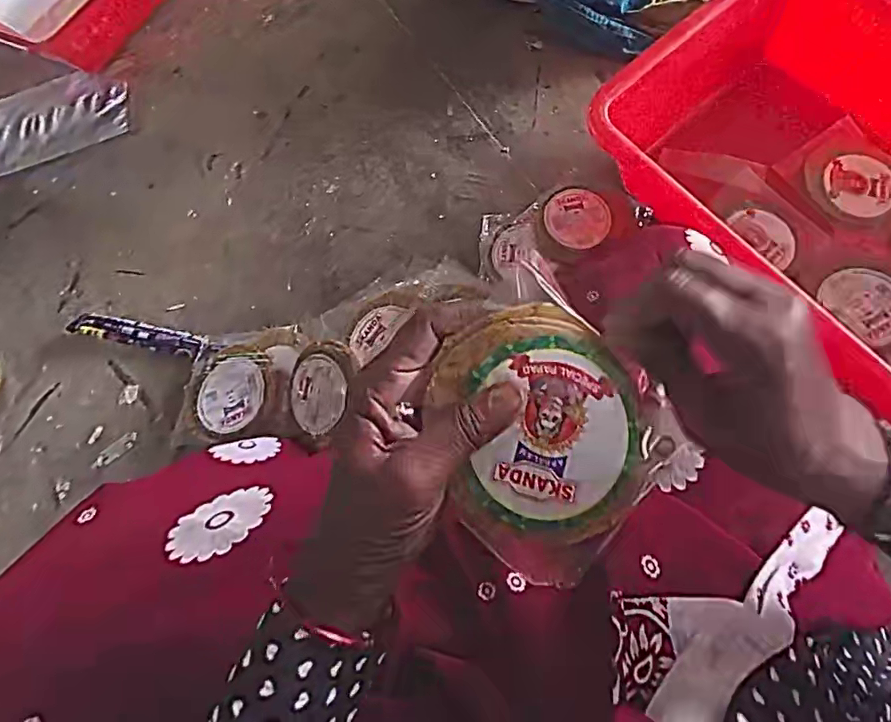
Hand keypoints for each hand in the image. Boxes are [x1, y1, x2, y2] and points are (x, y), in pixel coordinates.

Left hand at [287, 308, 522, 632]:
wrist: (355, 575)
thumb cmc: (371, 524)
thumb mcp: (416, 475)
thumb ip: (462, 429)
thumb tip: (516, 387)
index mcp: (378, 386)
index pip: (424, 328)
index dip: (465, 315)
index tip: (509, 320)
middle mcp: (396, 388)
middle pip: (445, 344)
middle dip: (486, 339)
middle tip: (532, 342)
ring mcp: (414, 410)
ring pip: (457, 372)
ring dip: (492, 368)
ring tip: (535, 366)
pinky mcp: (431, 432)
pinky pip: (464, 402)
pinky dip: (490, 398)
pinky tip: (521, 403)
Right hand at [607, 251, 889, 525]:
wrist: (839, 451)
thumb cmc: (772, 448)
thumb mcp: (705, 415)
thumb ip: (663, 362)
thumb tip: (624, 332)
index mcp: (752, 332)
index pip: (677, 286)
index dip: (638, 305)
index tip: (616, 332)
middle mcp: (768, 299)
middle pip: (689, 263)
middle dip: (651, 293)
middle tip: (633, 329)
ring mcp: (777, 292)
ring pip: (704, 266)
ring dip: (672, 292)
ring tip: (655, 331)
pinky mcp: (779, 296)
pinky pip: (722, 278)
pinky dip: (694, 295)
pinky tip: (684, 328)